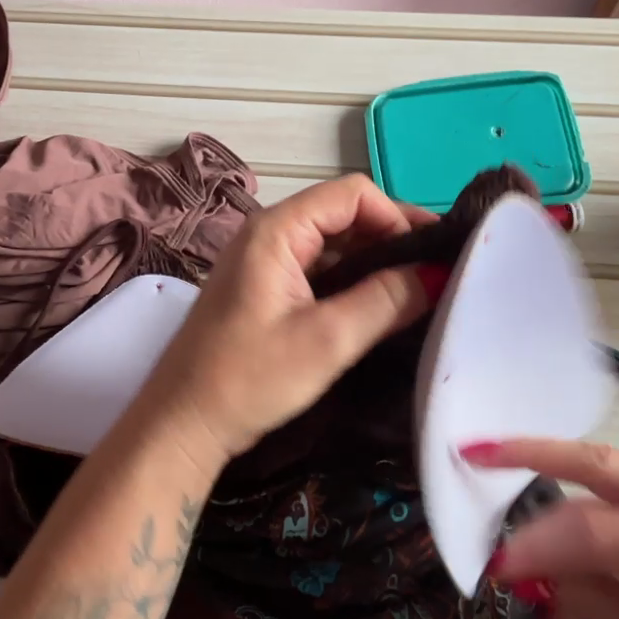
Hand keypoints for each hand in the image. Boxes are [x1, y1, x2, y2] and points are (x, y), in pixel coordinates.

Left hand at [131, 175, 438, 470]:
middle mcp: (267, 234)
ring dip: (373, 263)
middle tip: (434, 275)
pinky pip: (317, 270)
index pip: (352, 194)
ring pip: (332, 245)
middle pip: (342, 214)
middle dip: (391, 239)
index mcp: (276, 230)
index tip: (430, 257)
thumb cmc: (248, 379)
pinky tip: (378, 308)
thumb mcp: (327, 341)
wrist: (181, 424)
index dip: (398, 217)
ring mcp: (262, 263)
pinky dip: (350, 282)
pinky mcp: (262, 291)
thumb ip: (387, 301)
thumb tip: (437, 274)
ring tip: (416, 293)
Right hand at [470, 441, 618, 618]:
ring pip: (610, 469)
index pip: (603, 533)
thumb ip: (595, 602)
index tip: (495, 564)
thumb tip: (532, 568)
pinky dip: (579, 496)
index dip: (542, 544)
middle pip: (606, 465)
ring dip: (552, 470)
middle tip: (479, 451)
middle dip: (536, 453)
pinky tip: (549, 514)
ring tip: (498, 468)